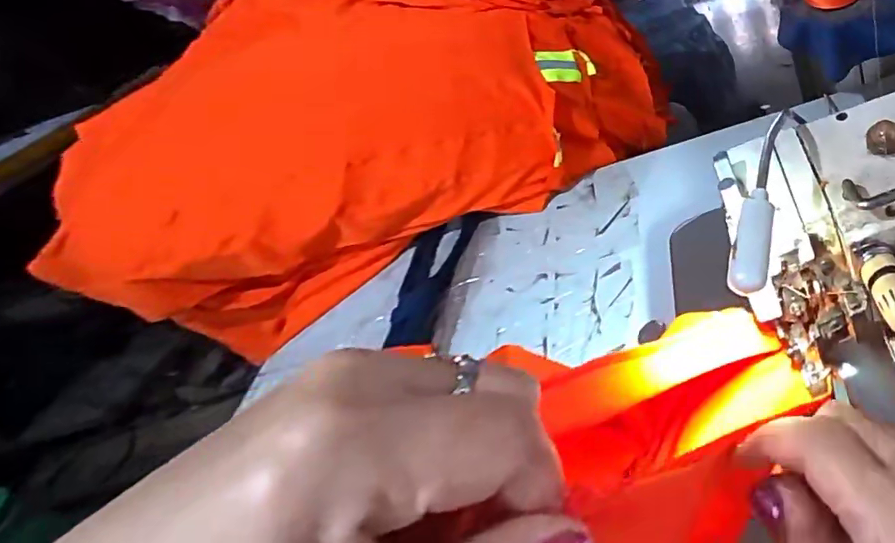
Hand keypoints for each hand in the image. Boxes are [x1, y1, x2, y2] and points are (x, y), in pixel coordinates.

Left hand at [63, 350, 585, 542]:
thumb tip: (572, 533)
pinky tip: (389, 508)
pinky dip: (435, 445)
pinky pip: (421, 393)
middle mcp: (354, 374)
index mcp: (351, 437)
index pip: (505, 427)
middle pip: (497, 387)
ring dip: (475, 457)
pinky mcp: (322, 381)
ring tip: (426, 532)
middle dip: (513, 467)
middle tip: (477, 542)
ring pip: (465, 386)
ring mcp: (335, 369)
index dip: (542, 492)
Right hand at [737, 402, 894, 542]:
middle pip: (837, 418)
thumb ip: (810, 535)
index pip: (814, 437)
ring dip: (829, 445)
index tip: (738, 461)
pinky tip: (861, 498)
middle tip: (775, 484)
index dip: (767, 440)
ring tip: (818, 496)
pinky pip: (893, 440)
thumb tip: (771, 486)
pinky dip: (863, 454)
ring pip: (863, 423)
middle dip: (797, 438)